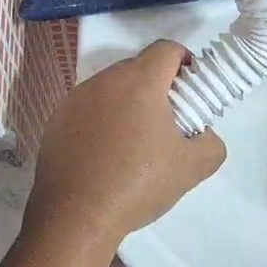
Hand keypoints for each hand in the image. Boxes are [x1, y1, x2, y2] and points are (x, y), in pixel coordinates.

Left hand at [26, 40, 225, 243]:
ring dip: (127, 104)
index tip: (191, 90)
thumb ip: (211, 143)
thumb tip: (201, 134)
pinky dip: (101, 122)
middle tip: (167, 122)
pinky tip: (105, 156)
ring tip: (134, 143)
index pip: (167, 49)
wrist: (76, 217)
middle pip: (137, 68)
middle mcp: (103, 81)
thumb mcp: (193, 168)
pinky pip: (87, 110)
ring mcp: (74, 100)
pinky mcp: (55, 122)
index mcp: (139, 82)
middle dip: (157, 87)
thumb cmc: (138, 185)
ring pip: (110, 89)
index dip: (185, 63)